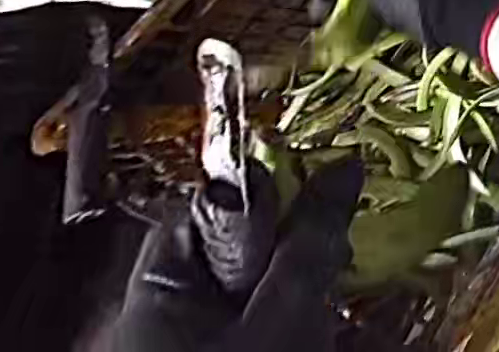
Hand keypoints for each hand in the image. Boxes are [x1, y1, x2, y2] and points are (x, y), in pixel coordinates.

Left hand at [109, 158, 361, 351]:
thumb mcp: (286, 311)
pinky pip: (247, 306)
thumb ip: (309, 236)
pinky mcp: (207, 347)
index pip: (217, 198)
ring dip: (297, 269)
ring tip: (321, 295)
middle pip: (236, 235)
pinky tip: (308, 319)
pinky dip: (284, 301)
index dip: (276, 185)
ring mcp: (175, 332)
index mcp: (159, 284)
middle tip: (332, 253)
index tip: (329, 189)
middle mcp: (155, 303)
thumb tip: (343, 164)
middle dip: (294, 232)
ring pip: (249, 272)